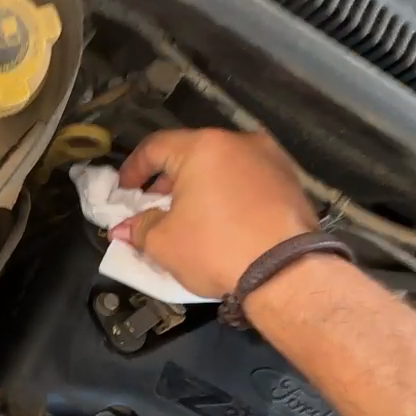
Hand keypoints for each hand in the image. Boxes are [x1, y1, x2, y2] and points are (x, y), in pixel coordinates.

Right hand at [110, 128, 318, 296]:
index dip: (133, 168)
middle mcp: (239, 143)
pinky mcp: (291, 181)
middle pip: (192, 152)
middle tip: (154, 205)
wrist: (286, 272)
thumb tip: (124, 228)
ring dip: (200, 185)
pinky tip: (221, 221)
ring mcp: (270, 159)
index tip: (124, 190)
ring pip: (222, 165)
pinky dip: (228, 193)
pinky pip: (247, 180)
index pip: (155, 146)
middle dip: (168, 179)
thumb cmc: (216, 249)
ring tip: (188, 215)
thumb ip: (140, 228)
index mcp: (202, 148)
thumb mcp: (163, 243)